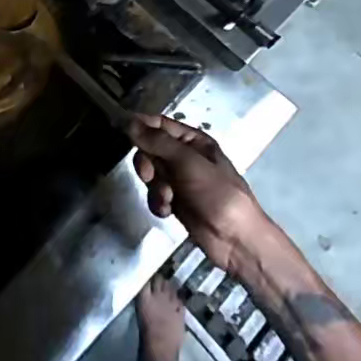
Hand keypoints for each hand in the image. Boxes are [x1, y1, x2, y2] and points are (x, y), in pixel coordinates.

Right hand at [129, 114, 273, 272]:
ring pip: (151, 173)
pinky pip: (155, 194)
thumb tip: (129, 120)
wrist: (237, 240)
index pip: (159, 124)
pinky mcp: (176, 202)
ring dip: (154, 186)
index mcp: (193, 141)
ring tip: (167, 198)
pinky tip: (167, 211)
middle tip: (149, 175)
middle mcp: (184, 157)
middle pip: (150, 149)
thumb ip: (157, 142)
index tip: (123, 131)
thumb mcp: (188, 162)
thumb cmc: (217, 194)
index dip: (141, 126)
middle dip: (147, 163)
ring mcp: (180, 180)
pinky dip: (158, 202)